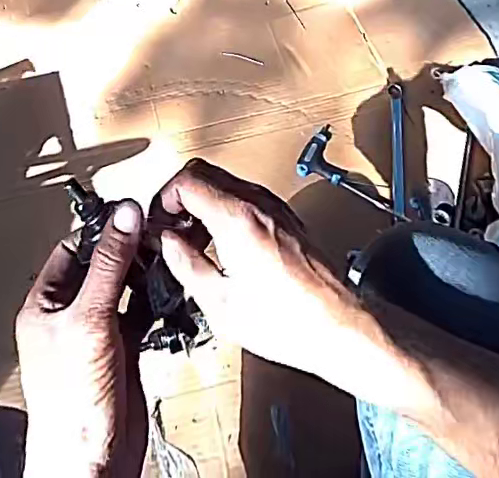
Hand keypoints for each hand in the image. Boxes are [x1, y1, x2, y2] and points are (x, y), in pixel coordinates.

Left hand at [15, 199, 148, 477]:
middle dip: (128, 248)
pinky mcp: (122, 350)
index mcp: (46, 302)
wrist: (92, 465)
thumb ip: (110, 264)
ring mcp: (97, 332)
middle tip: (156, 229)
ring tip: (166, 253)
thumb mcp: (89, 319)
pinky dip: (155, 300)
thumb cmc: (70, 401)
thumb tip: (126, 215)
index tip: (131, 211)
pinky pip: (139, 313)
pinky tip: (170, 290)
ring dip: (144, 272)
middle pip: (101, 264)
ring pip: (123, 287)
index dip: (102, 227)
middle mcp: (69, 314)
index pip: (73, 247)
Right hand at [154, 160, 385, 390]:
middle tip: (170, 227)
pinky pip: (243, 193)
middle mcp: (256, 201)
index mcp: (237, 218)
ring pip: (223, 179)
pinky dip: (223, 206)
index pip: (186, 180)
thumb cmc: (289, 322)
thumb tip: (167, 243)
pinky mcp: (283, 214)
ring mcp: (272, 204)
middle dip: (178, 196)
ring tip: (194, 238)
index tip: (159, 222)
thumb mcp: (220, 304)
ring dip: (201, 200)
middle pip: (202, 171)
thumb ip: (185, 265)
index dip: (164, 199)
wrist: (339, 326)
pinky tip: (221, 242)